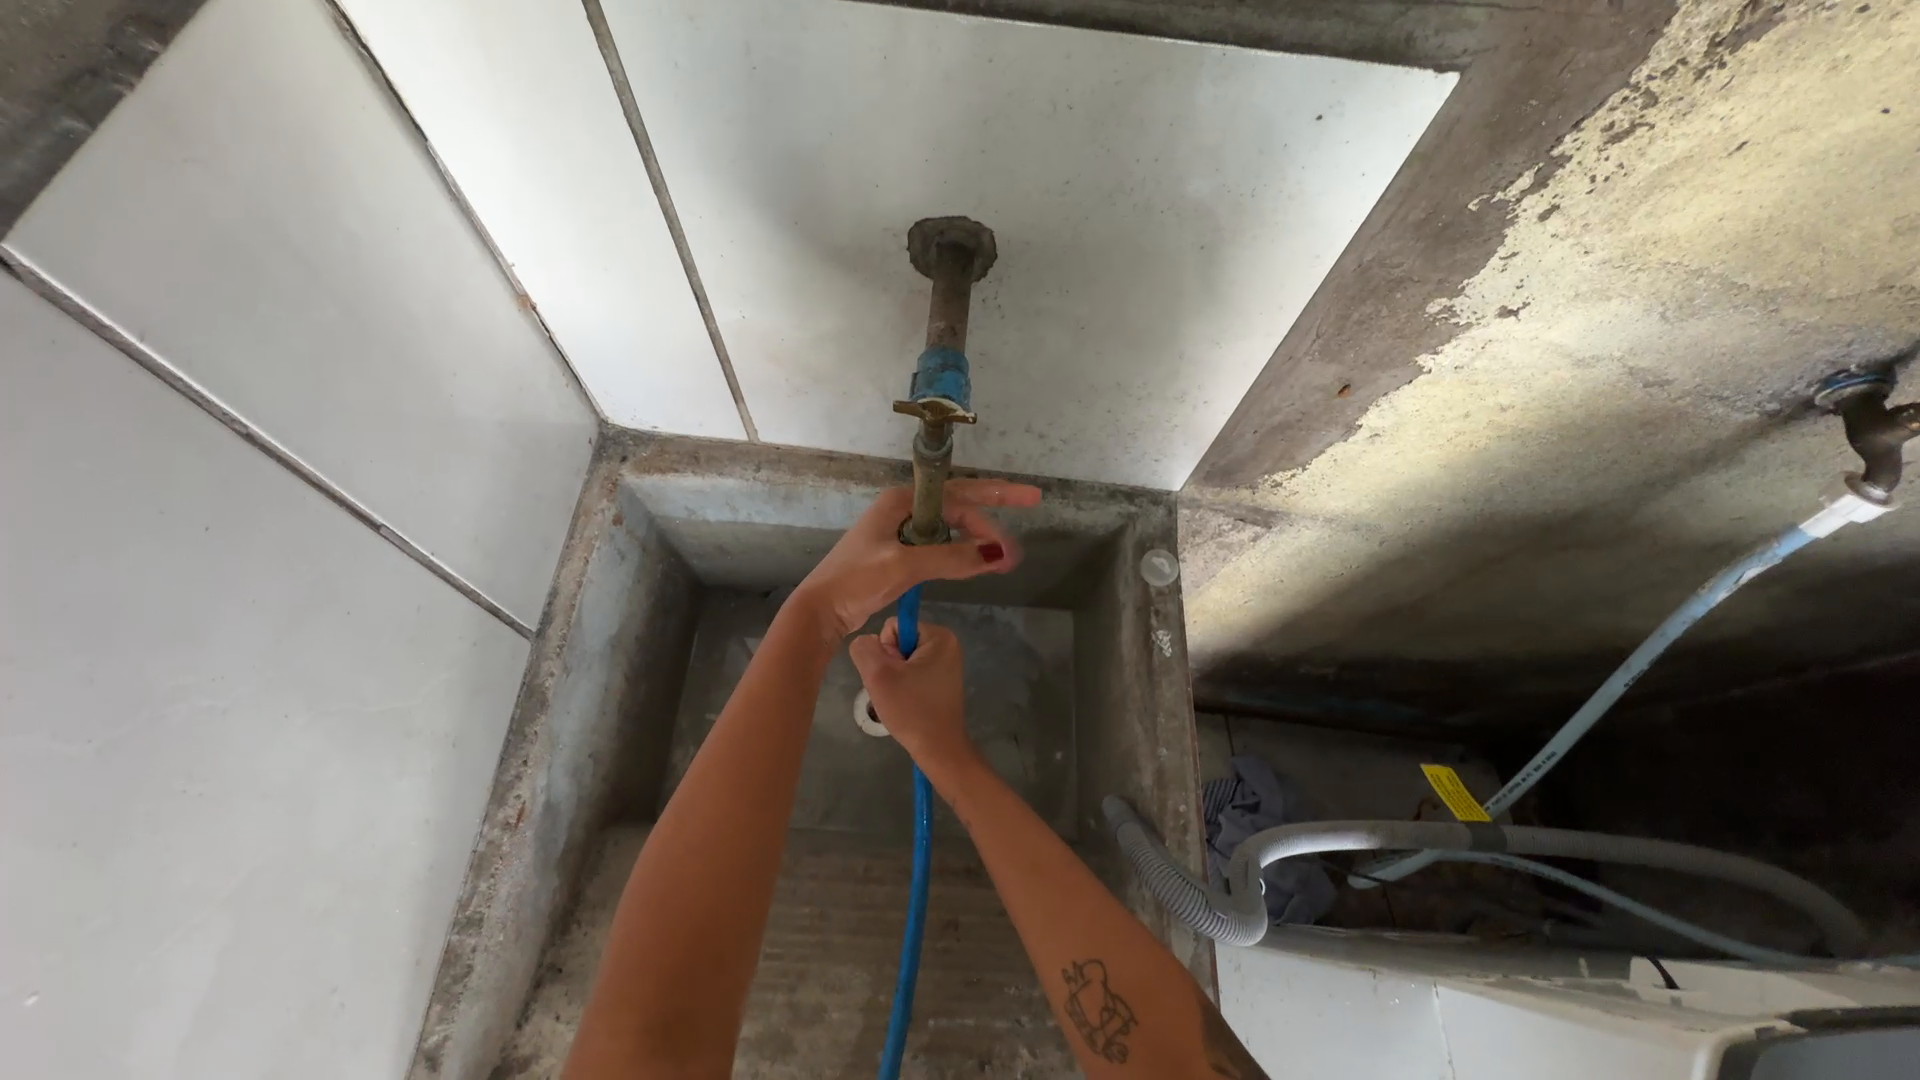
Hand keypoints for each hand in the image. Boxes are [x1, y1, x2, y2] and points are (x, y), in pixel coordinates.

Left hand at [792, 479, 1040, 639]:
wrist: (821, 610)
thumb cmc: (856, 580)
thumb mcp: (905, 567)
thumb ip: (952, 558)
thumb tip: (999, 554)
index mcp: (902, 501)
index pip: (960, 494)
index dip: (997, 499)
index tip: (1029, 502)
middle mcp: (904, 510)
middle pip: (959, 506)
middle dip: (991, 517)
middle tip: (1023, 525)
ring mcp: (901, 532)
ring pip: (951, 528)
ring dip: (978, 539)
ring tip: (1003, 557)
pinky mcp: (900, 554)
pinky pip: (941, 546)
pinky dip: (961, 553)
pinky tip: (978, 562)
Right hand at [850, 618, 973, 765]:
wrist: (939, 748)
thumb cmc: (912, 709)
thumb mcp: (878, 675)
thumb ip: (864, 648)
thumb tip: (867, 642)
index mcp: (939, 636)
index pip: (894, 627)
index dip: (885, 651)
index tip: (894, 675)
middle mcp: (948, 645)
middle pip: (899, 643)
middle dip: (891, 666)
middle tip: (896, 690)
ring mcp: (947, 664)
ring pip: (903, 661)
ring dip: (895, 678)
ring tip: (901, 698)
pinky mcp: (943, 681)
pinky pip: (913, 674)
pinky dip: (905, 687)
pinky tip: (908, 703)